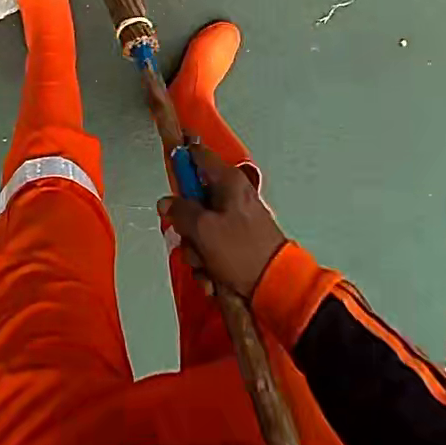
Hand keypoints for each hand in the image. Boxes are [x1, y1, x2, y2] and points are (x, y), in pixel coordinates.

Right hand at [158, 144, 287, 298]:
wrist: (278, 290)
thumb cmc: (244, 253)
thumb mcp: (203, 229)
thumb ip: (180, 211)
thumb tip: (167, 203)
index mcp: (228, 182)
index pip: (197, 154)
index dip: (179, 158)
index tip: (167, 167)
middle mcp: (232, 197)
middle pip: (192, 198)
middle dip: (186, 225)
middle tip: (191, 239)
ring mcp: (235, 220)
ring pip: (199, 227)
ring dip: (195, 250)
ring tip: (205, 266)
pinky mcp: (237, 243)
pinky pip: (211, 247)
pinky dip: (208, 264)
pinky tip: (213, 277)